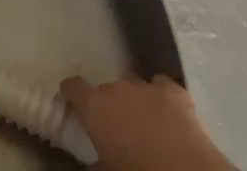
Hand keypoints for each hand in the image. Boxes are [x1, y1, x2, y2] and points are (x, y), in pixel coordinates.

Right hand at [61, 75, 237, 170]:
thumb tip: (96, 161)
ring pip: (133, 84)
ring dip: (135, 99)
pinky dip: (162, 95)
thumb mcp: (107, 169)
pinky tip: (169, 111)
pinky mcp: (173, 90)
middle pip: (107, 89)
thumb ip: (97, 160)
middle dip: (111, 104)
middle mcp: (116, 89)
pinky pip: (161, 85)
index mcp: (94, 107)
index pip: (73, 86)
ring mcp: (145, 86)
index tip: (75, 101)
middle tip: (120, 127)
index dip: (72, 92)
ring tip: (146, 120)